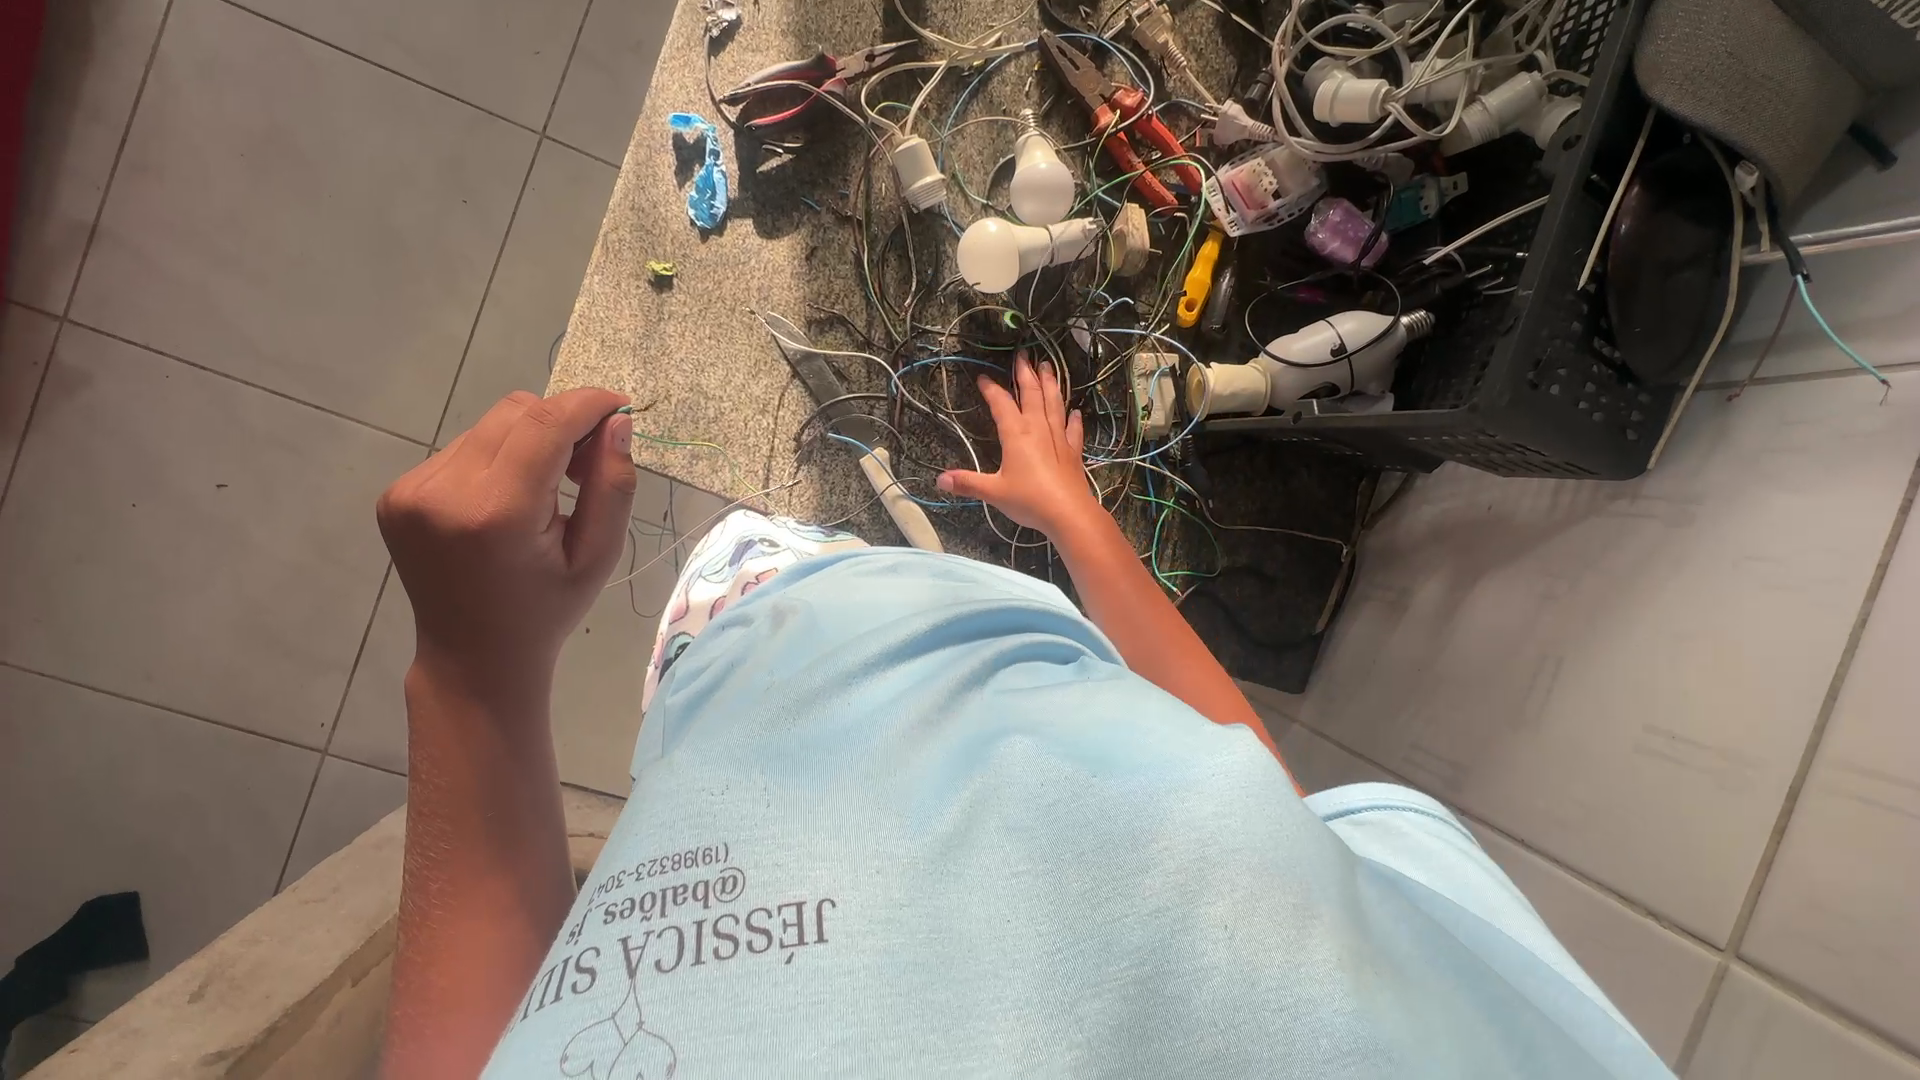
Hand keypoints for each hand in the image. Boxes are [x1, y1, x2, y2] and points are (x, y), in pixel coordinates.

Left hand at [376, 389, 635, 694]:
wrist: (473, 658)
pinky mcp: (398, 492)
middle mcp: (442, 490)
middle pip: (516, 411)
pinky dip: (499, 459)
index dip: (587, 404)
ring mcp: (411, 489)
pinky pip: (465, 448)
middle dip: (563, 422)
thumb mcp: (599, 556)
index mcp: (496, 512)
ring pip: (490, 426)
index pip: (546, 423)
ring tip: (549, 489)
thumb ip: (611, 485)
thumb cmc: (547, 612)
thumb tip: (617, 423)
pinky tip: (510, 501)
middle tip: (589, 464)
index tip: (622, 406)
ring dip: (530, 441)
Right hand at [937, 353, 1105, 539]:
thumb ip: (967, 483)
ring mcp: (1058, 438)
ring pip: (1054, 403)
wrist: (1068, 513)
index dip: (992, 389)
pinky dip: (1073, 419)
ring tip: (1048, 367)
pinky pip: (1073, 430)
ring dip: (1051, 384)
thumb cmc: (1029, 500)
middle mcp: (1038, 429)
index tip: (983, 377)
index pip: (1001, 404)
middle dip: (1026, 373)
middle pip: (1032, 394)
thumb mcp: (993, 492)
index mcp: (1016, 434)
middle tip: (1024, 354)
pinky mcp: (1073, 451)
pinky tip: (1075, 411)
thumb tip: (939, 480)